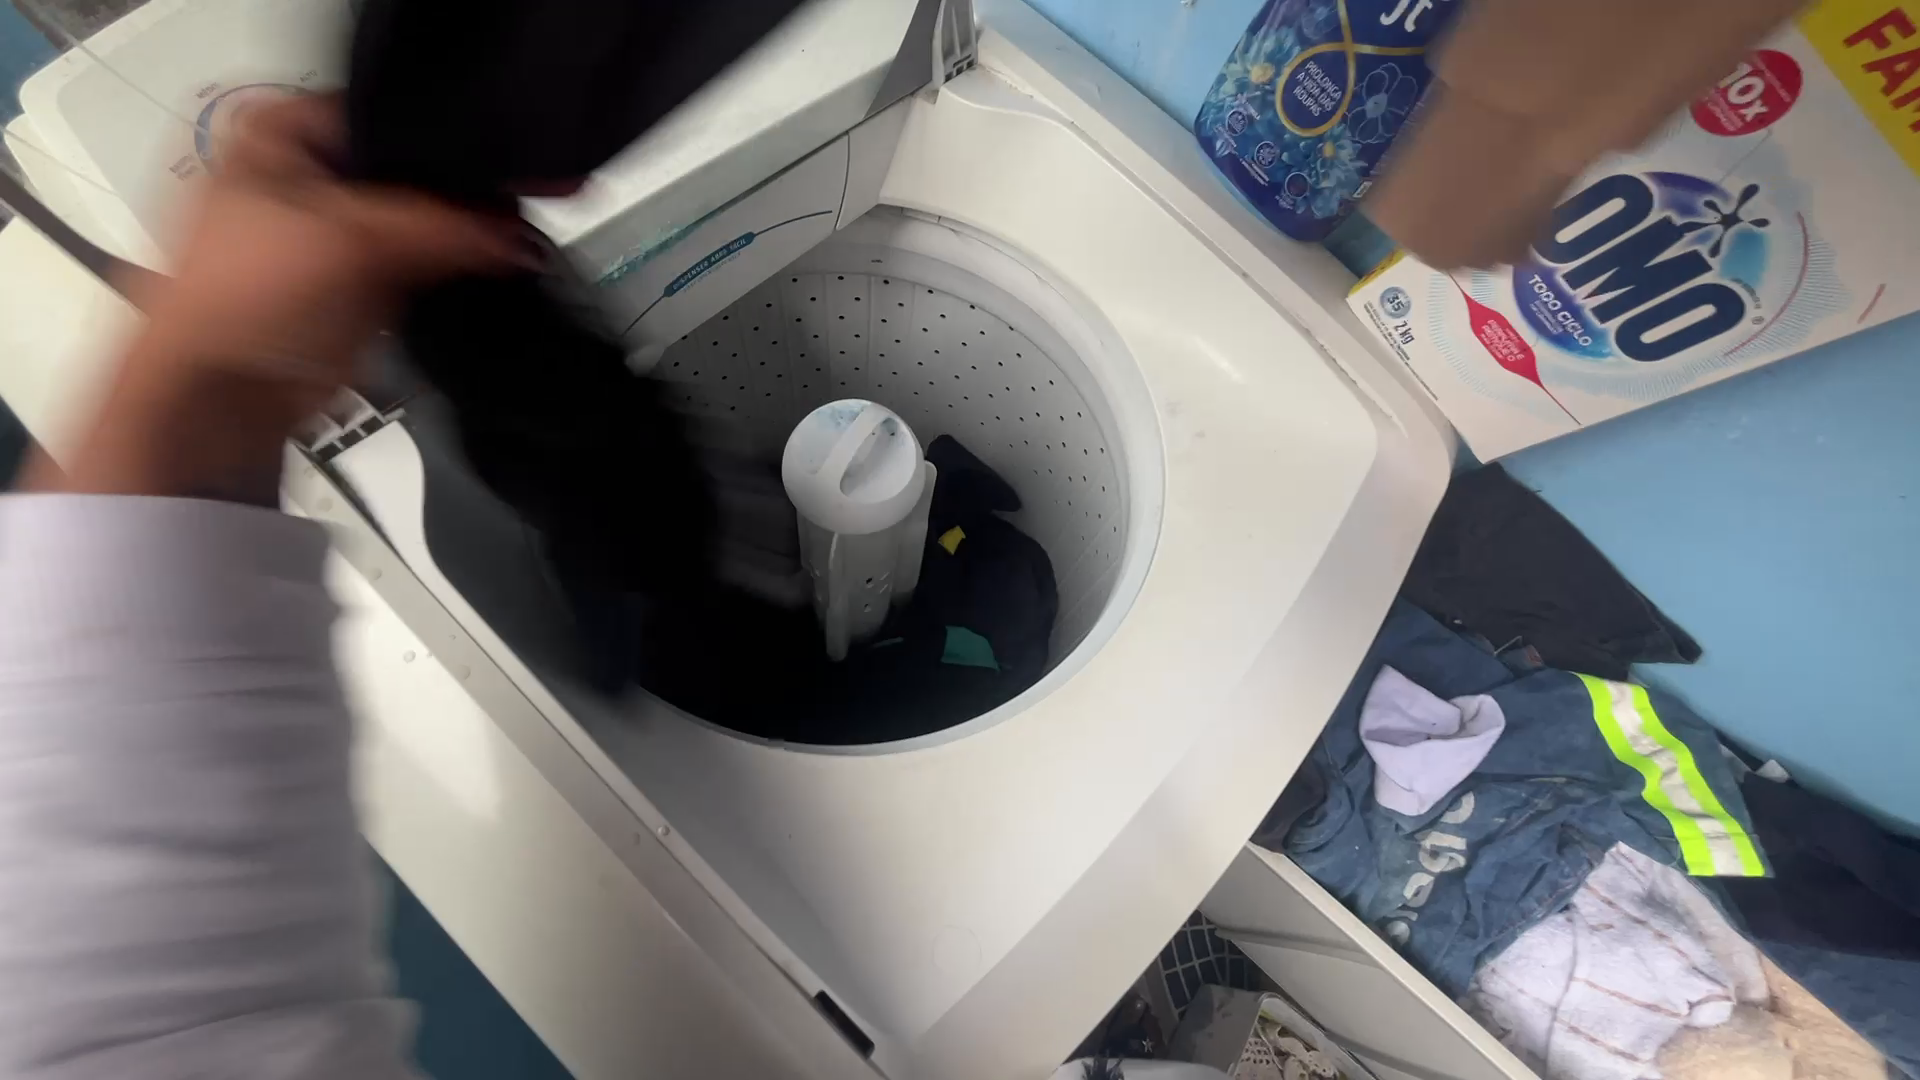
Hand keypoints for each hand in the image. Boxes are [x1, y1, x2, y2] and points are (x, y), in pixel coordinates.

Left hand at [32, 94, 533, 501]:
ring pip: (431, 223)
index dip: (451, 150)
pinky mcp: (372, 280)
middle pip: (418, 175)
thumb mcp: (349, 239)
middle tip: (517, 224)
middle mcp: (315, 176)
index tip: (507, 184)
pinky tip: (492, 273)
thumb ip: (443, 229)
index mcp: (285, 134)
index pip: (392, 122)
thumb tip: (520, 238)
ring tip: (511, 252)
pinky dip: (462, 270)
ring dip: (469, 242)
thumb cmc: (243, 302)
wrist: (233, 390)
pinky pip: (434, 264)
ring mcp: (345, 230)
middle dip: (468, 204)